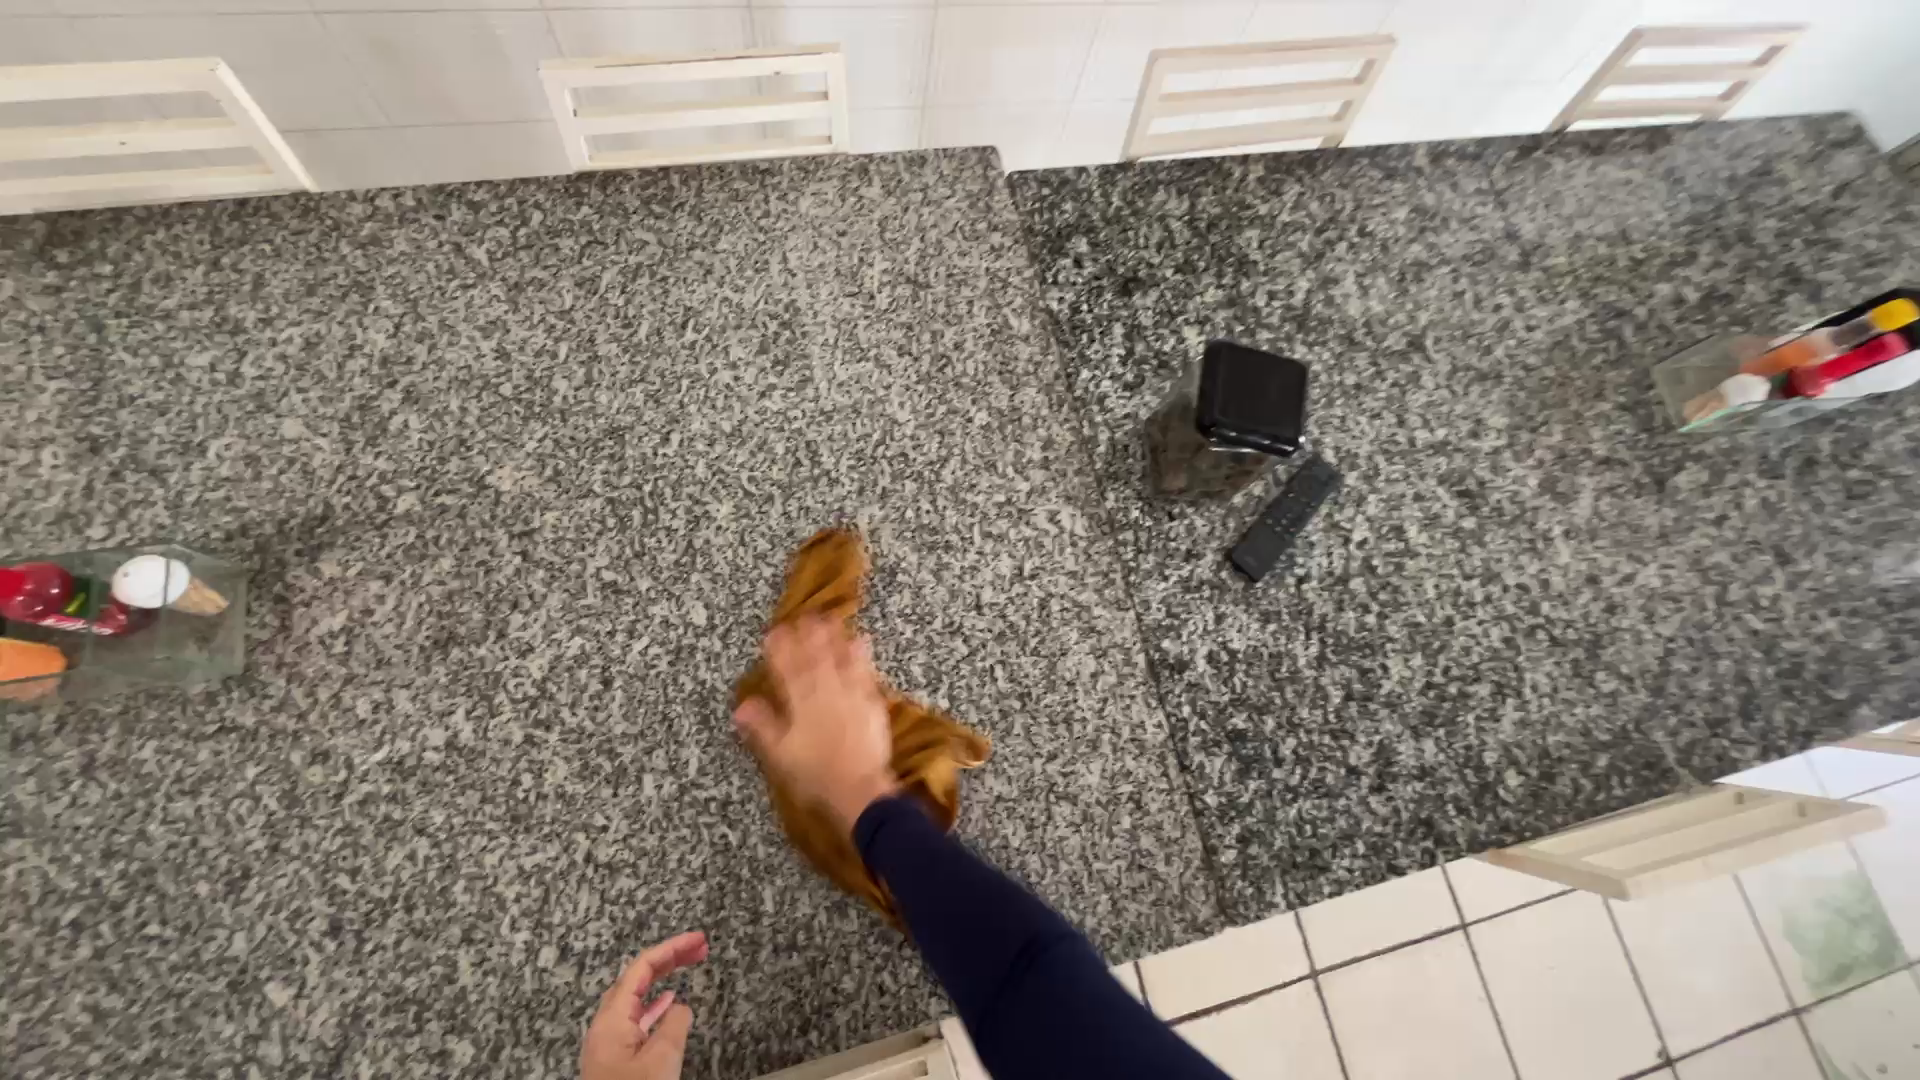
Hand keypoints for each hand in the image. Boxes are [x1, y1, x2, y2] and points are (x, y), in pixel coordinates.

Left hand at [579, 931, 708, 1079]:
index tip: (700, 939)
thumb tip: (679, 1007)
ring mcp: (609, 1043)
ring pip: (636, 996)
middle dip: (668, 957)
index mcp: (612, 1018)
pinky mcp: (615, 1059)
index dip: (671, 947)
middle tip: (700, 947)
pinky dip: (656, 1003)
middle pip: (636, 977)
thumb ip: (675, 1023)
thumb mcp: (662, 1059)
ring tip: (690, 964)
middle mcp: (606, 1025)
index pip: (642, 967)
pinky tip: (671, 1002)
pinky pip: (636, 1017)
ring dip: (664, 977)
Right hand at [734, 617, 899, 830]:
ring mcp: (851, 693)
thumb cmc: (815, 774)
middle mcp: (825, 691)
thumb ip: (762, 726)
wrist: (859, 788)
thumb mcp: (780, 754)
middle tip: (804, 616)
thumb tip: (741, 705)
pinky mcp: (872, 701)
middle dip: (807, 635)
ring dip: (834, 636)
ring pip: (840, 657)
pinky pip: (866, 670)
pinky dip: (862, 653)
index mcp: (800, 702)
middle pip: (815, 656)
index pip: (786, 669)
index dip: (779, 649)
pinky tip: (861, 640)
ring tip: (830, 618)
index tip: (773, 632)